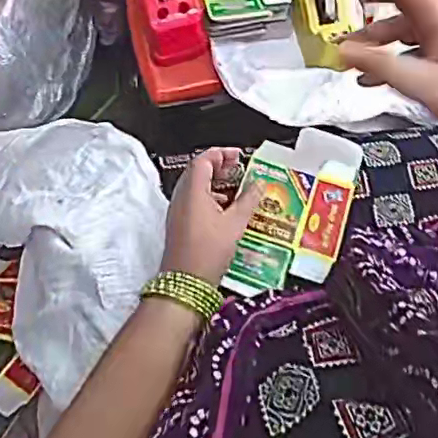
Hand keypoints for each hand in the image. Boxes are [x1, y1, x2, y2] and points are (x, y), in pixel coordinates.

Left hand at [159, 148, 263, 285]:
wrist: (185, 283)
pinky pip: (194, 201)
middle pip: (199, 171)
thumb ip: (248, 200)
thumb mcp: (235, 224)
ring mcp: (178, 211)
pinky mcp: (179, 224)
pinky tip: (227, 210)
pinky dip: (210, 197)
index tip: (238, 156)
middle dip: (220, 167)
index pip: (204, 160)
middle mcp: (182, 197)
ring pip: (196, 186)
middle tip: (239, 170)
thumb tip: (259, 184)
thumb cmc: (207, 252)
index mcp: (193, 191)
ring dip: (216, 183)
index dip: (222, 154)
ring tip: (237, 189)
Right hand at [335, 0, 437, 155]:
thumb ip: (380, 65)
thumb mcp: (423, 84)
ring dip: (377, 39)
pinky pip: (415, 47)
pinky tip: (374, 77)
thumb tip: (344, 51)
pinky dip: (392, 56)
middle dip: (370, 0)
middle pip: (403, 0)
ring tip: (350, 56)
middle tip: (342, 0)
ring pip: (406, 28)